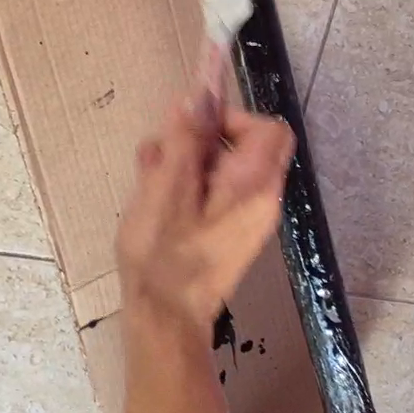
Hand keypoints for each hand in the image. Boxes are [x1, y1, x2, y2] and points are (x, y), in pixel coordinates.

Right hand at [117, 53, 295, 328]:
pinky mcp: (221, 232)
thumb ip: (184, 139)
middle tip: (159, 153)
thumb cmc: (164, 254)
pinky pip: (209, 191)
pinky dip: (182, 183)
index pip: (266, 127)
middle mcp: (257, 199)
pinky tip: (150, 194)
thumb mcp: (166, 188)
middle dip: (195, 137)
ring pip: (218, 166)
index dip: (229, 115)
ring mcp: (240, 218)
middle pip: (240, 144)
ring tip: (147, 175)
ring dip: (182, 159)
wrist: (163, 320)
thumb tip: (197, 93)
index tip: (189, 124)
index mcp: (252, 186)